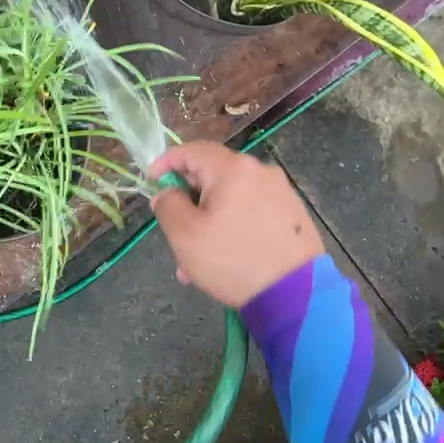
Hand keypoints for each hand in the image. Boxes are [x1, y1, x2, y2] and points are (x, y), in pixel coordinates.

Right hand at [149, 142, 325, 307]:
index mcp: (232, 169)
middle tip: (171, 231)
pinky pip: (249, 212)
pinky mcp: (291, 213)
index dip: (165, 162)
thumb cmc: (231, 259)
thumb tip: (166, 193)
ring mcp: (280, 192)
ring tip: (194, 260)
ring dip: (207, 222)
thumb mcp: (184, 235)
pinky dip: (230, 228)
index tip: (149, 181)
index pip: (192, 150)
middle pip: (212, 176)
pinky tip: (223, 258)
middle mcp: (260, 171)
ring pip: (230, 199)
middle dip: (187, 201)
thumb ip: (167, 205)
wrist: (294, 292)